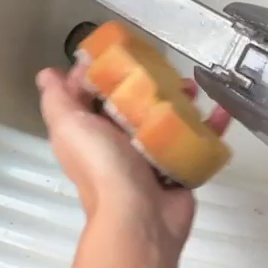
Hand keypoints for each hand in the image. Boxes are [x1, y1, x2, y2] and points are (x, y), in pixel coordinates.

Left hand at [35, 63, 228, 245]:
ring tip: (193, 89)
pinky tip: (220, 112)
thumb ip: (57, 100)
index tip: (122, 50)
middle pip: (132, 103)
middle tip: (166, 70)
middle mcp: (116, 144)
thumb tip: (47, 75)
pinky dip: (209, 128)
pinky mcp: (176, 168)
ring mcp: (148, 157)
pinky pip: (193, 143)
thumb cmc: (103, 170)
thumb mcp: (68, 126)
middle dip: (149, 83)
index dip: (103, 70)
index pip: (91, 92)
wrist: (140, 217)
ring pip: (165, 120)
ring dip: (181, 102)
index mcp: (89, 131)